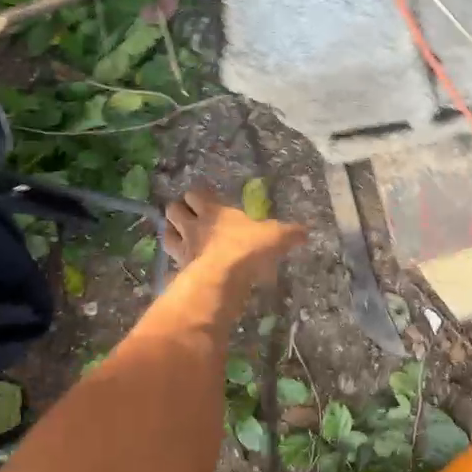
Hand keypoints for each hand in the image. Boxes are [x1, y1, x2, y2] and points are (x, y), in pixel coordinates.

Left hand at [163, 188, 303, 279]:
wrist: (224, 278)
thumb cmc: (248, 248)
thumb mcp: (276, 236)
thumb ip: (290, 233)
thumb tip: (306, 232)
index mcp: (213, 211)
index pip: (195, 194)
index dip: (198, 194)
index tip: (205, 197)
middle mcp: (193, 226)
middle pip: (173, 210)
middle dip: (178, 210)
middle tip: (189, 215)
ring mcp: (184, 248)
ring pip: (166, 233)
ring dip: (171, 232)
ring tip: (180, 235)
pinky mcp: (180, 269)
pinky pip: (171, 261)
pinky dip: (175, 261)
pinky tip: (184, 265)